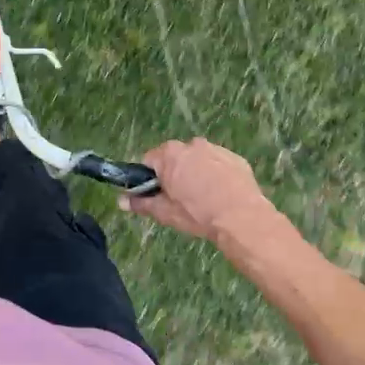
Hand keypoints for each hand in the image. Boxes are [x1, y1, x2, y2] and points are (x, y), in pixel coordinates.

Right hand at [119, 138, 278, 245]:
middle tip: (180, 199)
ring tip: (204, 198)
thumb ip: (142, 203)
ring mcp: (215, 149)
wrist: (243, 219)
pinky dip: (217, 174)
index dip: (150, 179)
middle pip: (174, 158)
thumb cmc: (198, 215)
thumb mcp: (166, 213)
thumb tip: (121, 201)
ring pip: (197, 159)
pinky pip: (218, 163)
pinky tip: (222, 194)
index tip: (158, 194)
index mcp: (168, 155)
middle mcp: (190, 145)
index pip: (149, 161)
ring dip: (196, 172)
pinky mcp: (235, 158)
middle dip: (175, 174)